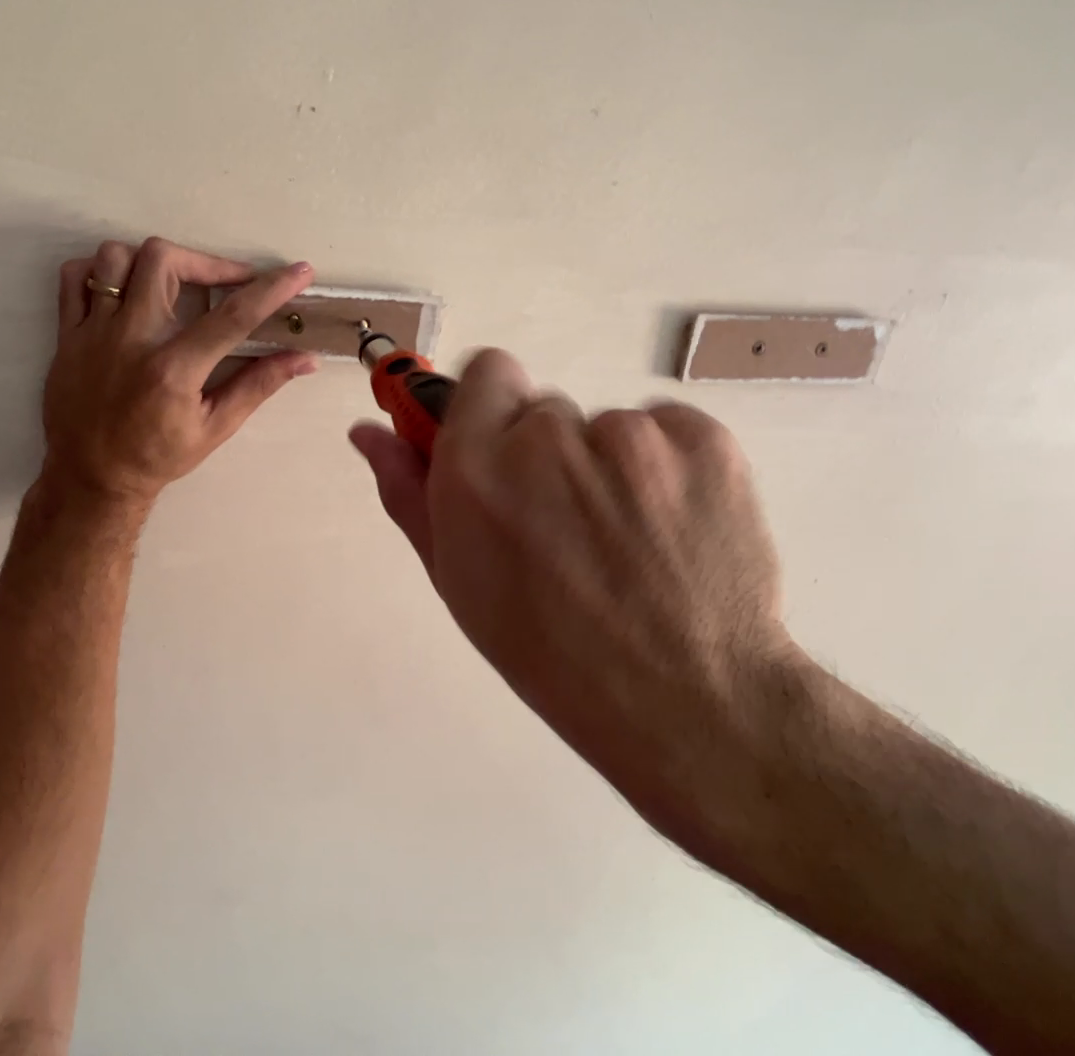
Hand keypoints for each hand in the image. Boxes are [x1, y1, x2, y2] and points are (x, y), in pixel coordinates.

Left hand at [37, 238, 318, 511]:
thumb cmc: (157, 456)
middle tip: (225, 283)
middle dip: (204, 262)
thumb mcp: (215, 427)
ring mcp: (94, 332)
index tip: (298, 272)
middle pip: (164, 260)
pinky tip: (125, 290)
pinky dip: (101, 271)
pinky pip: (75, 277)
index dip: (272, 289)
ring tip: (174, 285)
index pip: (232, 316)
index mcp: (173, 370)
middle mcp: (132, 340)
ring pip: (116, 258)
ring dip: (151, 262)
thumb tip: (305, 358)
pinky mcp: (67, 333)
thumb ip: (258, 385)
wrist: (92, 477)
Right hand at [348, 349, 802, 822]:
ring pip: (609, 428)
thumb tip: (368, 430)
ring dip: (611, 468)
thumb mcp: (460, 584)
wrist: (685, 701)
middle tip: (572, 530)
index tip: (509, 461)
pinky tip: (674, 532)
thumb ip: (410, 496)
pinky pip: (671, 431)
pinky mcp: (706, 441)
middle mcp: (548, 438)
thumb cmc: (551, 654)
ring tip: (631, 545)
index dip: (496, 416)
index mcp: (475, 473)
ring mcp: (634, 436)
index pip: (486, 374)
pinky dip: (670, 470)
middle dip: (551, 456)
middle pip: (546, 410)